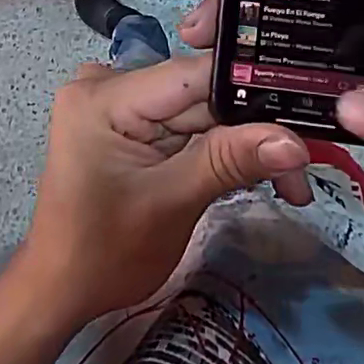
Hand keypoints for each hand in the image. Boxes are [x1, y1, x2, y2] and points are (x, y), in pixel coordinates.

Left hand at [13, 53, 313, 329]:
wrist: (60, 289)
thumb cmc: (105, 253)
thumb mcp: (172, 204)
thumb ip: (230, 161)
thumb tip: (294, 141)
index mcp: (104, 95)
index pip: (191, 75)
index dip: (250, 90)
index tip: (303, 117)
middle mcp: (105, 83)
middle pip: (197, 93)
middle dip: (250, 130)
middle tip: (302, 168)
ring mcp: (114, 101)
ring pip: (196, 110)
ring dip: (238, 144)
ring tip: (288, 183)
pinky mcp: (125, 122)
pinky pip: (180, 124)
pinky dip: (213, 149)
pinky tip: (249, 173)